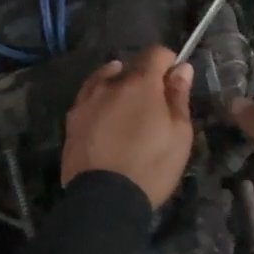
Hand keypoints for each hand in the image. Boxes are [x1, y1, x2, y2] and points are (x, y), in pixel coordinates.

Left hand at [61, 46, 194, 206]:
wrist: (104, 199)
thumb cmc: (151, 166)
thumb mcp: (179, 134)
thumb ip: (178, 97)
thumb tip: (182, 68)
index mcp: (140, 83)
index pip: (156, 53)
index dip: (169, 61)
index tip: (175, 79)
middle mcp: (110, 84)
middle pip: (130, 66)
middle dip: (144, 76)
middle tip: (155, 101)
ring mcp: (86, 101)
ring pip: (104, 79)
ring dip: (118, 83)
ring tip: (127, 103)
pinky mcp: (71, 120)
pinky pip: (88, 98)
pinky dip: (99, 100)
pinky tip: (105, 116)